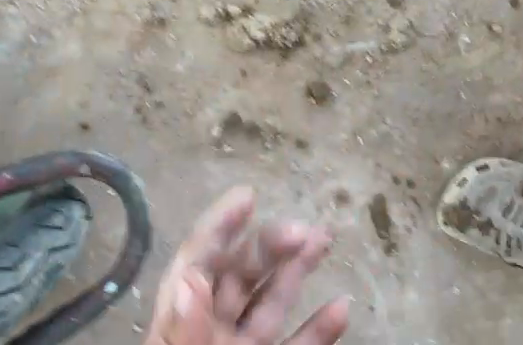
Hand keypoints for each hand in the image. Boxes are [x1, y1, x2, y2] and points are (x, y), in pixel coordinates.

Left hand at [143, 187, 350, 344]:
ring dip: (299, 270)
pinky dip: (320, 328)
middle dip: (272, 245)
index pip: (198, 261)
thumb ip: (186, 328)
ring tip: (325, 237)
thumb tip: (189, 278)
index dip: (220, 225)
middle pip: (241, 275)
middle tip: (303, 229)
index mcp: (180, 321)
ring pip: (272, 303)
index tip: (248, 194)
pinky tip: (342, 305)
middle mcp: (211, 329)